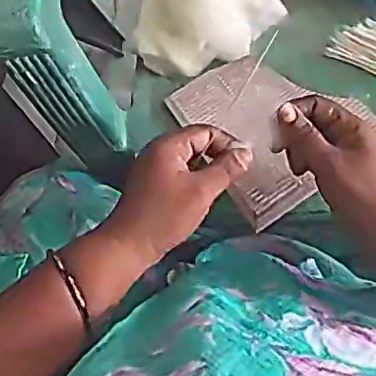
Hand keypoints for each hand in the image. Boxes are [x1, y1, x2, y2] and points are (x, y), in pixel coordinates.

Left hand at [103, 125, 251, 261]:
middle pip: (196, 142)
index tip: (243, 163)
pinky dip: (194, 179)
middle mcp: (157, 149)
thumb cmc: (166, 215)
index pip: (205, 131)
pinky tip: (202, 195)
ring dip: (206, 169)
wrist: (130, 244)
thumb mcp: (202, 191)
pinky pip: (178, 172)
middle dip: (218, 156)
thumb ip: (226, 169)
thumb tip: (245, 152)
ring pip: (188, 159)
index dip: (227, 143)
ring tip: (222, 186)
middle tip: (235, 175)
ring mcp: (152, 166)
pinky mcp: (151, 183)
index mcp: (168, 144)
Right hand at [274, 96, 375, 223]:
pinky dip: (309, 162)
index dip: (295, 113)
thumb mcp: (327, 162)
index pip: (316, 104)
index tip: (277, 133)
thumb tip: (283, 110)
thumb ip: (304, 136)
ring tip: (297, 170)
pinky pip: (320, 157)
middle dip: (295, 134)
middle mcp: (350, 135)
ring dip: (300, 150)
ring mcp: (349, 154)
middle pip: (314, 121)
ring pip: (315, 141)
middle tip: (284, 154)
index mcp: (351, 126)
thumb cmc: (359, 194)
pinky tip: (305, 175)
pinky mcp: (345, 172)